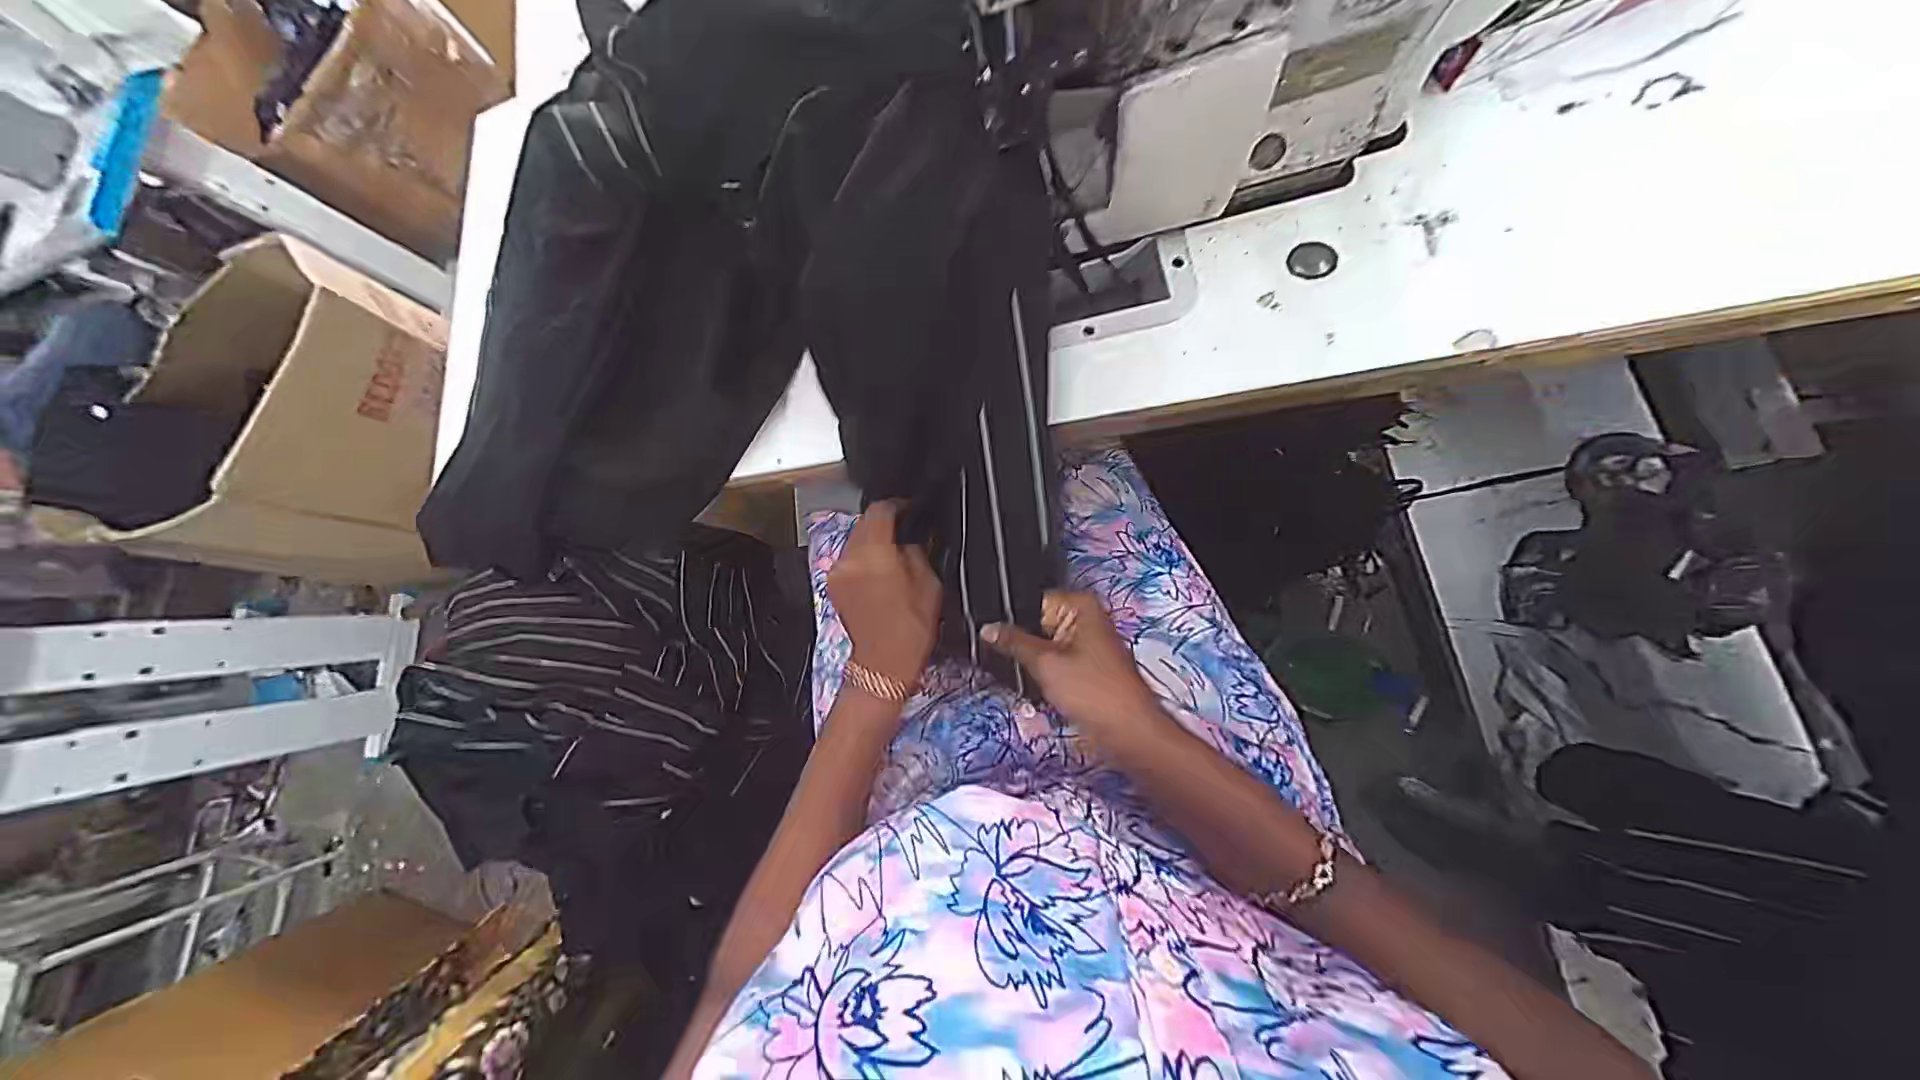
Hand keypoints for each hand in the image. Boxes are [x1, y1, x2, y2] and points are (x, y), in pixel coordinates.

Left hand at [827, 500, 941, 686]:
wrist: (883, 665)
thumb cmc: (911, 629)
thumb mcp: (930, 584)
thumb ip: (918, 552)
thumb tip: (910, 538)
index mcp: (874, 556)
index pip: (879, 511)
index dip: (898, 505)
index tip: (910, 509)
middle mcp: (849, 560)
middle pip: (863, 522)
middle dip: (884, 521)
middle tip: (905, 529)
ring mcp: (837, 572)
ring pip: (854, 539)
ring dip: (873, 538)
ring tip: (894, 550)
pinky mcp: (833, 584)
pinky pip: (849, 558)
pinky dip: (863, 556)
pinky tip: (880, 568)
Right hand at [981, 591, 1160, 730]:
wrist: (1128, 733)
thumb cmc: (1097, 695)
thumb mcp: (1044, 664)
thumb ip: (1012, 642)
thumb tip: (989, 629)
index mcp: (1080, 605)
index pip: (1030, 602)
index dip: (1010, 622)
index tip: (994, 639)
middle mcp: (1086, 619)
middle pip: (1036, 624)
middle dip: (1021, 645)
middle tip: (1013, 664)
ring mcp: (1088, 644)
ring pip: (1044, 647)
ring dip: (1032, 664)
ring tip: (1031, 681)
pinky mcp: (1087, 667)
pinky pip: (1055, 664)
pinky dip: (1045, 676)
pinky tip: (1041, 690)